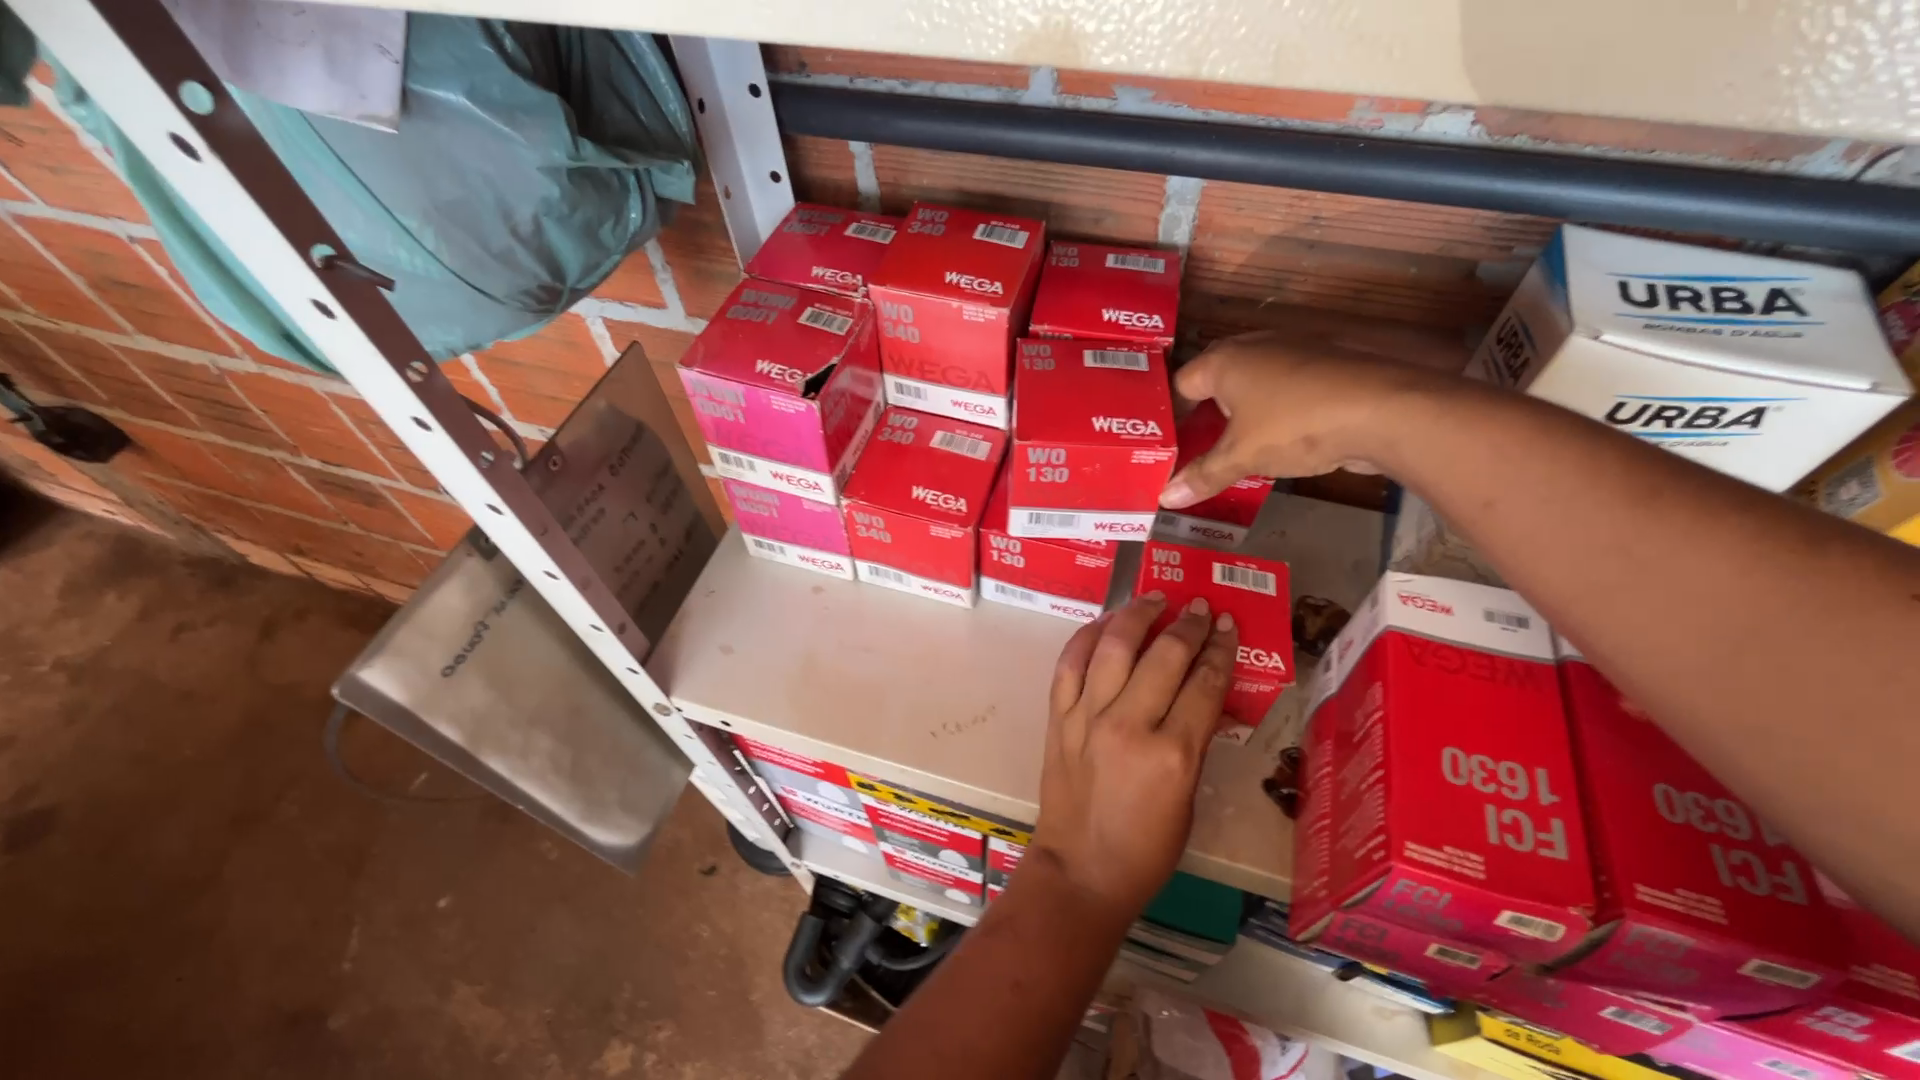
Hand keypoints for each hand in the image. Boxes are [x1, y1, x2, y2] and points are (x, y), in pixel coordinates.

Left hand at [1028, 591, 1238, 921]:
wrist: (1082, 870)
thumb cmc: (1147, 847)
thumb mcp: (1189, 796)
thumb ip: (1196, 740)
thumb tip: (1208, 696)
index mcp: (1172, 753)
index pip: (1204, 682)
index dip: (1221, 648)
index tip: (1228, 625)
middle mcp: (1129, 725)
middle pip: (1164, 656)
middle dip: (1188, 625)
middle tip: (1201, 607)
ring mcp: (1087, 718)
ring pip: (1113, 646)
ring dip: (1136, 615)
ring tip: (1154, 598)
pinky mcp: (1059, 718)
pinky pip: (1070, 663)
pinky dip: (1086, 636)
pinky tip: (1104, 623)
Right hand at [1158, 330, 1452, 509]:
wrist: (1384, 409)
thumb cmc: (1295, 424)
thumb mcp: (1241, 457)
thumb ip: (1203, 475)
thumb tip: (1164, 499)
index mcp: (1224, 359)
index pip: (1180, 383)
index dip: (1170, 415)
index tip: (1165, 446)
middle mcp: (1255, 346)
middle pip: (1216, 382)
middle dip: (1204, 416)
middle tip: (1192, 452)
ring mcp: (1294, 352)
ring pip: (1253, 386)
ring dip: (1242, 416)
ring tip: (1231, 453)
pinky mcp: (1325, 368)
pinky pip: (1284, 392)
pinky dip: (1274, 415)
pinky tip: (1277, 444)